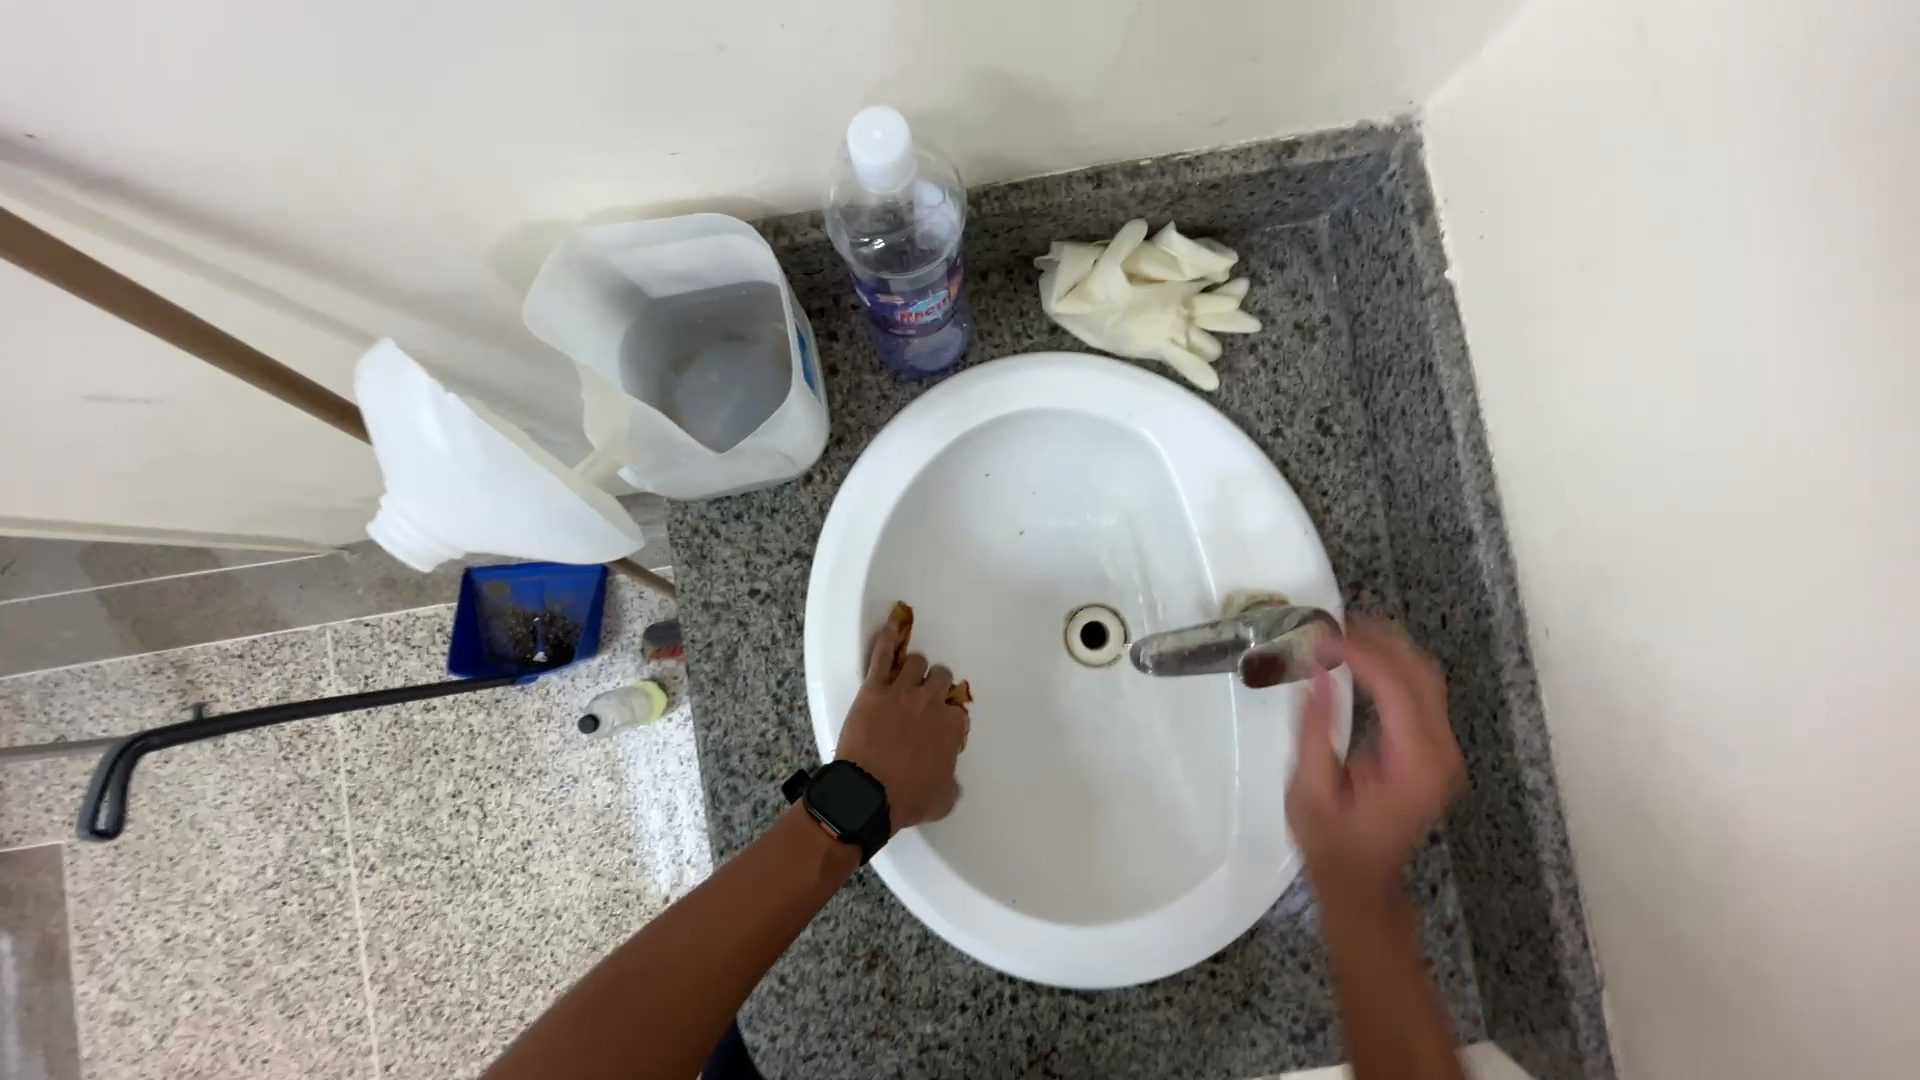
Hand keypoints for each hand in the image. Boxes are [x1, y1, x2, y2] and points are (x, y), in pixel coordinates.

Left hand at [833, 621, 967, 831]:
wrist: (868, 794)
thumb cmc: (907, 799)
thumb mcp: (942, 799)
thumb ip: (951, 783)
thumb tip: (951, 779)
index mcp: (951, 727)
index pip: (957, 712)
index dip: (947, 718)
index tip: (938, 727)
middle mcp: (931, 703)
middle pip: (940, 678)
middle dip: (934, 685)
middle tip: (924, 697)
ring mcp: (903, 691)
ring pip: (916, 662)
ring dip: (914, 669)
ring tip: (906, 677)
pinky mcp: (875, 688)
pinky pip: (883, 654)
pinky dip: (888, 638)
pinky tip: (892, 625)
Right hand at [1286, 617, 1464, 902]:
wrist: (1361, 880)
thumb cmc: (1331, 841)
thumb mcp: (1310, 788)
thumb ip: (1315, 729)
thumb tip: (1316, 672)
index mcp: (1414, 764)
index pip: (1396, 689)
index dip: (1361, 654)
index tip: (1322, 636)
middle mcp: (1440, 752)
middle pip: (1421, 674)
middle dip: (1378, 640)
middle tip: (1332, 623)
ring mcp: (1443, 750)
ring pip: (1426, 677)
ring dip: (1387, 647)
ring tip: (1343, 632)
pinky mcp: (1433, 748)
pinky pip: (1421, 692)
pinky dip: (1392, 666)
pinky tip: (1362, 657)